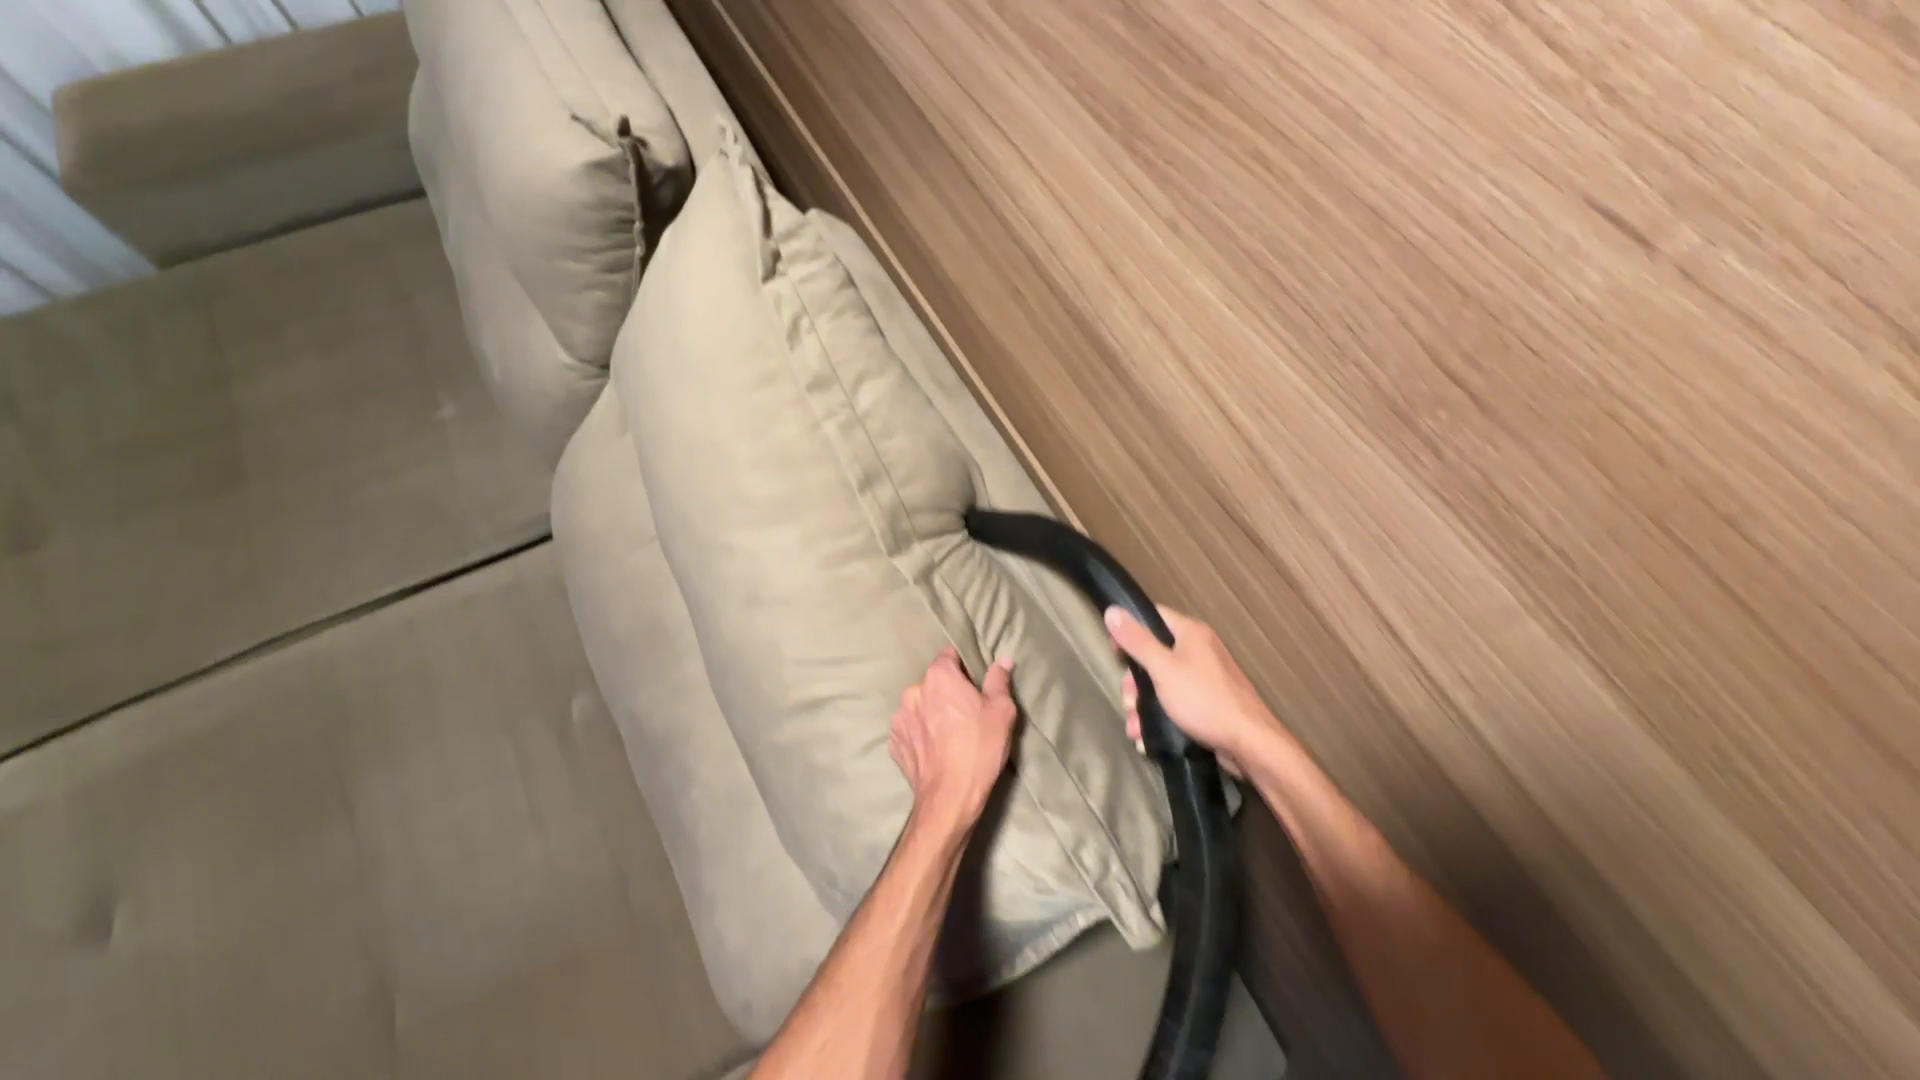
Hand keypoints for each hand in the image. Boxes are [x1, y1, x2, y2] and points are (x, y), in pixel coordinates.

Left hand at [889, 646, 1017, 831]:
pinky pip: (910, 729)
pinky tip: (936, 749)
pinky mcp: (894, 742)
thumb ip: (999, 680)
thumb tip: (1002, 659)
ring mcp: (899, 718)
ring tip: (949, 734)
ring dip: (931, 713)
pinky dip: (921, 734)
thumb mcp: (1001, 711)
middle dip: (947, 692)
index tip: (973, 680)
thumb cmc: (980, 747)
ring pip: (919, 706)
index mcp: (939, 677)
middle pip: (933, 683)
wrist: (950, 796)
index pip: (948, 655)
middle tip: (966, 712)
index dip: (962, 665)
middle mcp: (913, 691)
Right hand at [1106, 605, 1283, 775]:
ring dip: (1143, 706)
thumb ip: (1137, 641)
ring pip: (1162, 684)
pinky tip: (1147, 737)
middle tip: (1128, 702)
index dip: (1130, 629)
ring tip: (1135, 728)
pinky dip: (1160, 717)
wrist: (1248, 742)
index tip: (1114, 651)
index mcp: (1191, 634)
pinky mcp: (1207, 703)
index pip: (1154, 617)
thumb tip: (1112, 610)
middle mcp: (1200, 650)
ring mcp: (1205, 678)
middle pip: (1155, 655)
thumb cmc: (1203, 699)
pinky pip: (1175, 703)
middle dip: (1135, 682)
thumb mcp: (1163, 668)